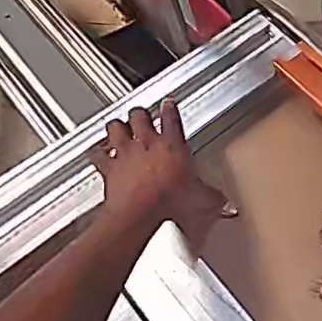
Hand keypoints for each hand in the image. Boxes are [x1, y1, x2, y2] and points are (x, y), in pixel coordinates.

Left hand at [92, 99, 231, 247]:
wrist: (141, 216)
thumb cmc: (170, 205)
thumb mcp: (202, 202)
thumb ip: (213, 198)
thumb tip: (225, 204)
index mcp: (172, 146)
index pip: (171, 118)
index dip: (170, 108)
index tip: (168, 104)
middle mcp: (146, 144)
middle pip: (139, 115)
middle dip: (140, 113)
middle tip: (141, 113)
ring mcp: (126, 154)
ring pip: (116, 127)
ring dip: (117, 126)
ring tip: (118, 125)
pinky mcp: (109, 169)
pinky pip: (98, 154)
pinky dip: (96, 152)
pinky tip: (96, 151)